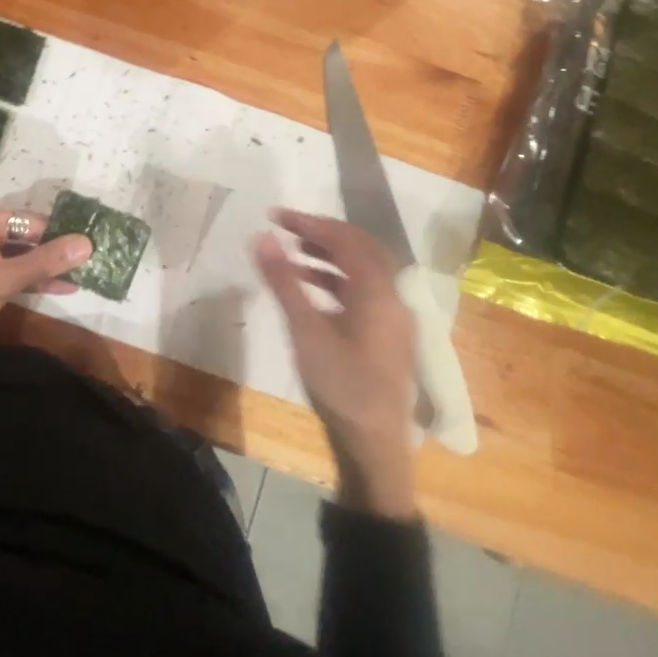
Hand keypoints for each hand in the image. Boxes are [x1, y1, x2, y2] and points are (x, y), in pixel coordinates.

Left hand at [0, 205, 91, 369]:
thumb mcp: (2, 281)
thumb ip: (44, 261)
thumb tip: (87, 242)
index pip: (32, 222)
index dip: (62, 237)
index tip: (93, 250)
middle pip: (24, 236)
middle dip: (54, 253)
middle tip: (92, 265)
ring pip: (14, 254)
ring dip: (42, 268)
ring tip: (81, 278)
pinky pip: (1, 267)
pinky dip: (23, 277)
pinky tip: (53, 287)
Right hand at [254, 209, 418, 518]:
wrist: (376, 440)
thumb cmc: (340, 383)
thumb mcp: (305, 330)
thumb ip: (284, 281)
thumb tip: (262, 237)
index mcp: (378, 291)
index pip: (346, 239)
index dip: (310, 222)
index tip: (275, 216)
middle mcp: (394, 297)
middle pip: (361, 249)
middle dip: (322, 234)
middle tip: (284, 228)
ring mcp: (395, 317)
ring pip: (364, 270)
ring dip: (329, 256)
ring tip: (292, 254)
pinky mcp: (388, 334)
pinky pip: (365, 291)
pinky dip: (337, 279)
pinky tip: (311, 289)